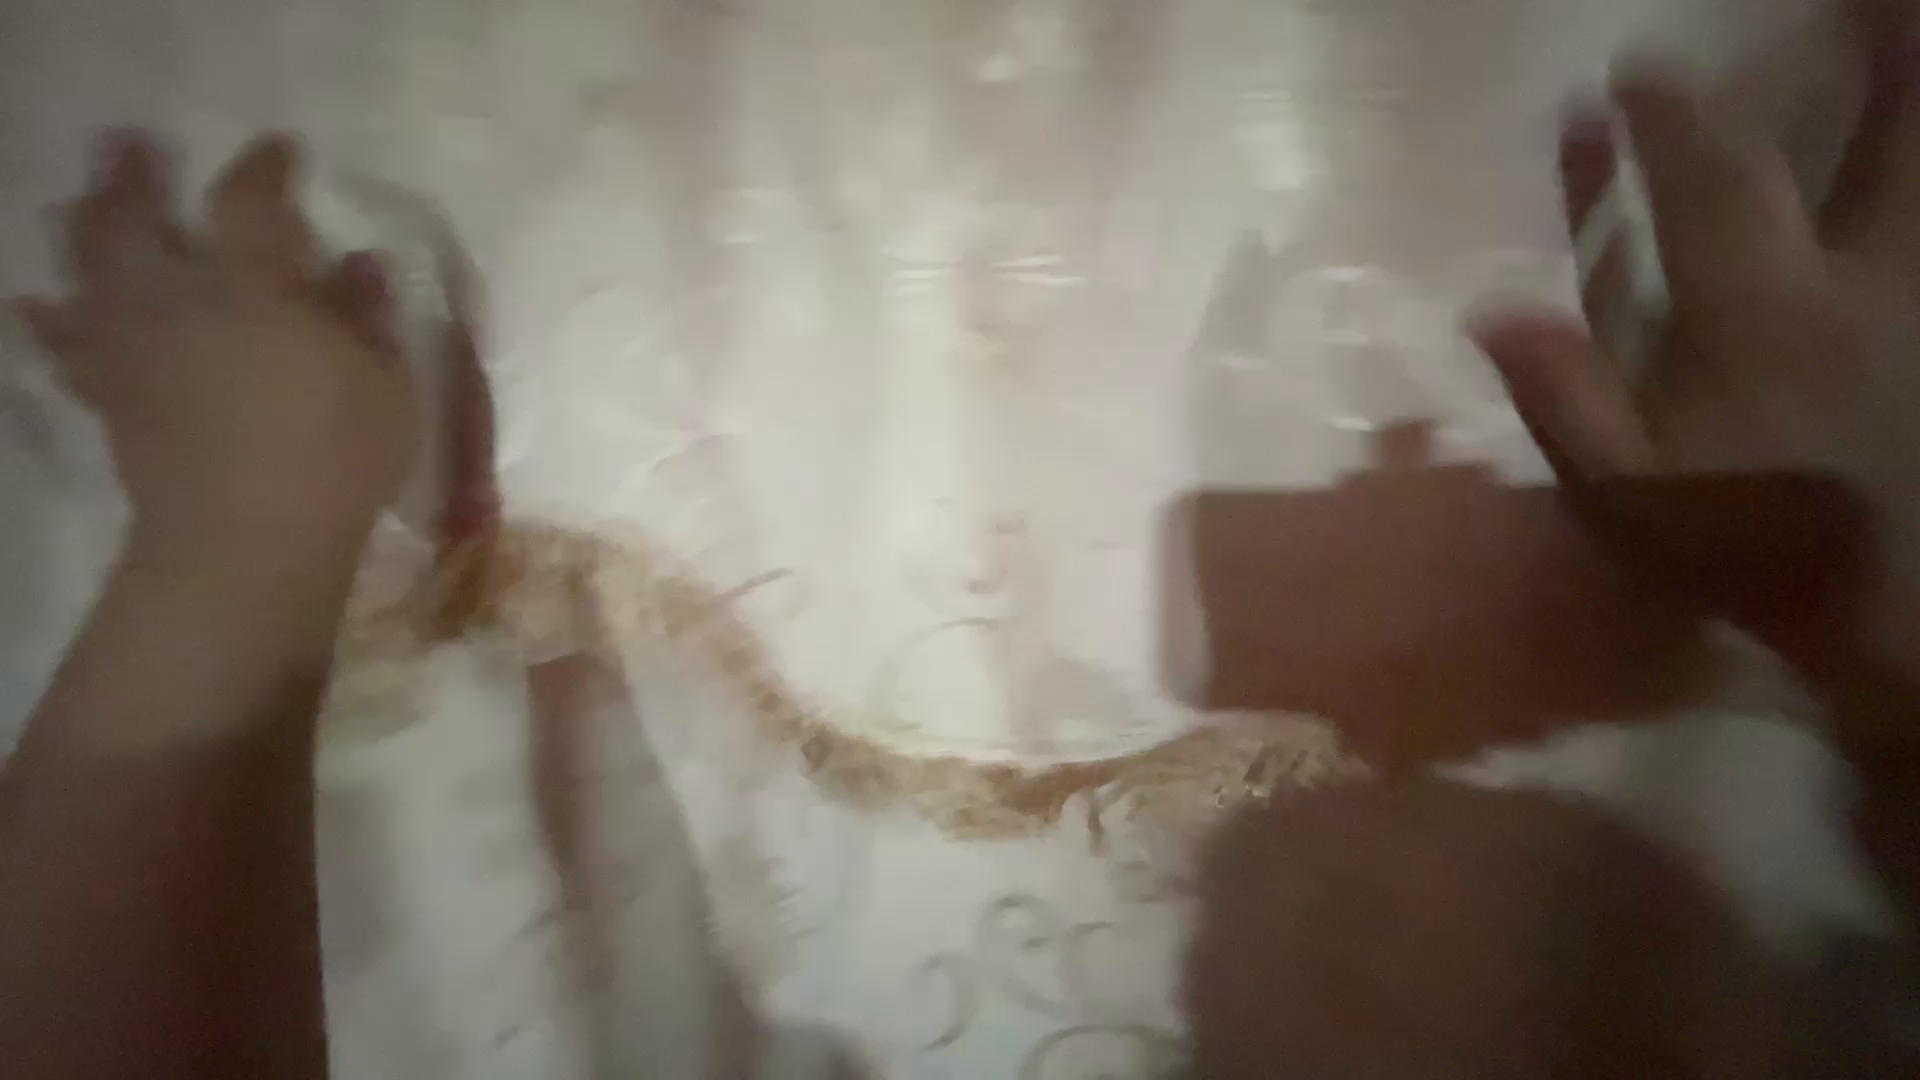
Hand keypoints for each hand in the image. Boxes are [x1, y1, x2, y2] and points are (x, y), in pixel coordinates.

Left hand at [16, 132, 414, 569]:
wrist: (252, 532)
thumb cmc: (341, 451)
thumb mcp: (385, 383)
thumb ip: (367, 317)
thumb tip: (358, 263)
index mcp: (252, 288)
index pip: (251, 204)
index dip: (263, 169)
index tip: (278, 147)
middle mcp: (171, 296)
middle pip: (131, 214)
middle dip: (132, 174)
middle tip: (133, 146)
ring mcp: (126, 341)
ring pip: (81, 262)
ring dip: (82, 224)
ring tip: (85, 205)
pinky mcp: (106, 389)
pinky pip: (61, 338)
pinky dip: (52, 314)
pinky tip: (47, 303)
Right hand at [1473, 25, 1919, 668]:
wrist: (1907, 609)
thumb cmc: (1744, 543)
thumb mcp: (1622, 489)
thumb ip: (1562, 397)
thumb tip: (1490, 312)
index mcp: (1761, 322)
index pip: (1717, 187)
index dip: (1672, 119)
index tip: (1633, 67)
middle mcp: (1872, 280)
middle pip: (1896, 129)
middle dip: (1873, 42)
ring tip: (1892, 30)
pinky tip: (1914, 165)